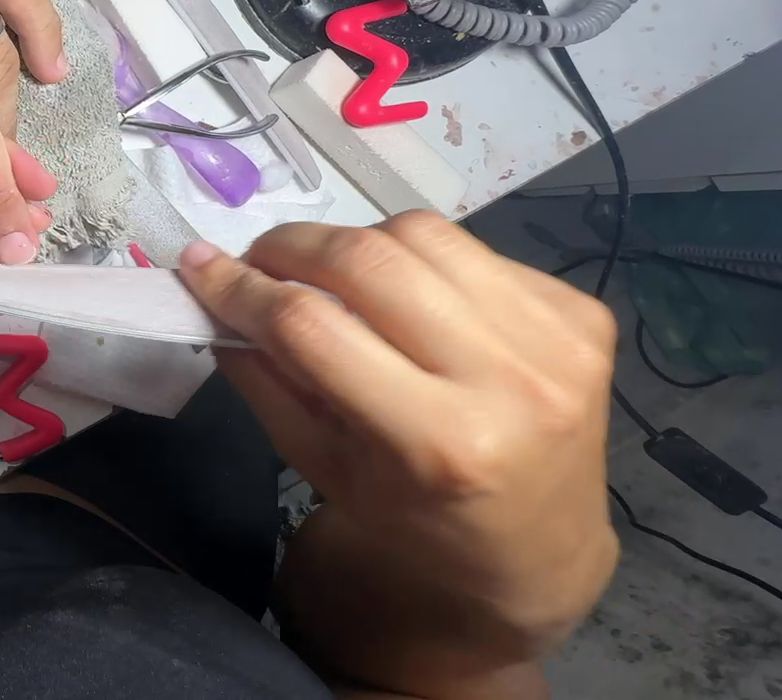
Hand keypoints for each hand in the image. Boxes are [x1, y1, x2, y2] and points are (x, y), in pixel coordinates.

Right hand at [178, 213, 618, 691]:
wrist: (528, 547)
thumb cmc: (400, 509)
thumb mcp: (310, 454)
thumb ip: (258, 366)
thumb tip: (209, 286)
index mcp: (436, 442)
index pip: (311, 326)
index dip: (241, 286)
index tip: (198, 264)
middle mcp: (511, 386)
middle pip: (367, 262)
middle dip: (290, 247)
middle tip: (260, 262)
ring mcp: (558, 345)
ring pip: (418, 234)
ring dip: (351, 243)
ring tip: (330, 276)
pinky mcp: (583, 316)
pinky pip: (467, 247)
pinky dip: (412, 257)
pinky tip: (403, 295)